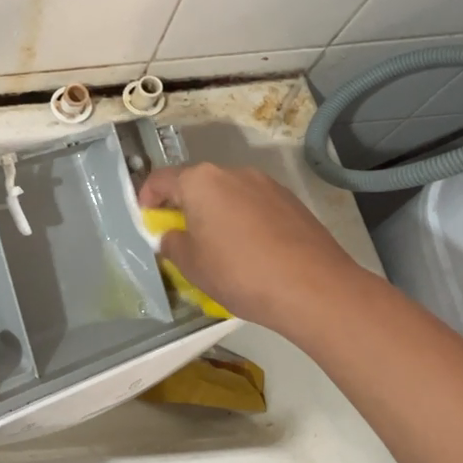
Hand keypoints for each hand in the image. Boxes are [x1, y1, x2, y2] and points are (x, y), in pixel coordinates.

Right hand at [138, 163, 367, 333]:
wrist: (315, 289)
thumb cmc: (240, 273)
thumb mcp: (191, 264)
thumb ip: (172, 243)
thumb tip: (173, 236)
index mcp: (200, 182)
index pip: (161, 179)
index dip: (147, 197)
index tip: (147, 219)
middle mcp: (233, 173)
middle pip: (197, 183)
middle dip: (185, 206)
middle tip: (182, 235)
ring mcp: (267, 185)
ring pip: (229, 194)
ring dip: (217, 212)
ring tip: (219, 246)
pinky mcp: (293, 202)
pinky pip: (255, 206)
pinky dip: (245, 220)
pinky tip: (252, 250)